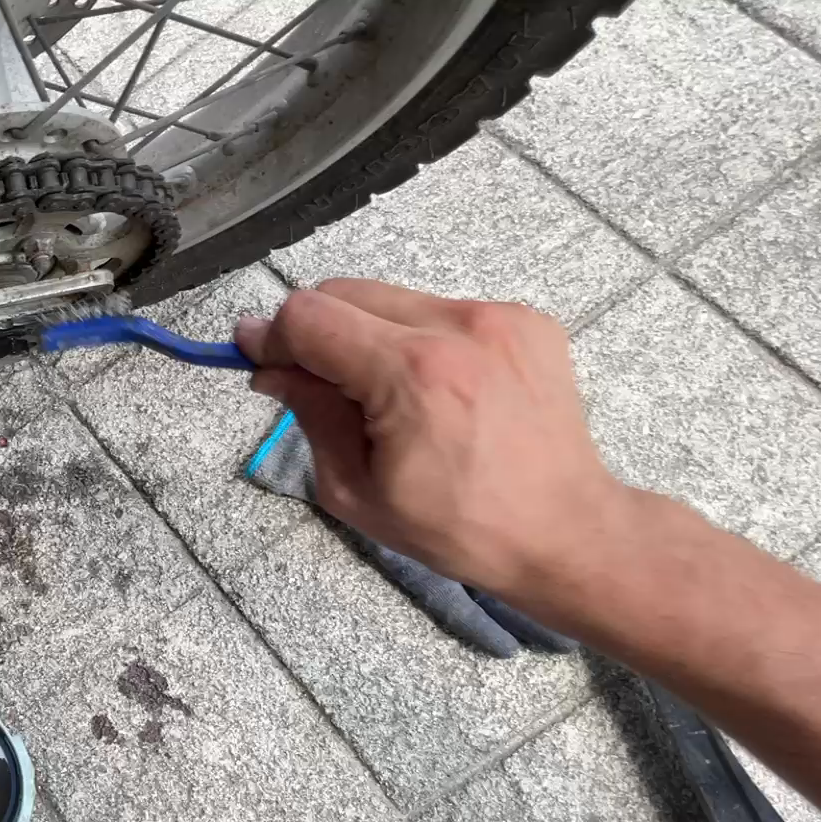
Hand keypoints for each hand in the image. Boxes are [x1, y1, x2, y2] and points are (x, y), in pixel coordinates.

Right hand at [234, 278, 632, 597]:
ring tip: (371, 391)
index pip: (308, 317)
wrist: (562, 529)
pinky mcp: (523, 319)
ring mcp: (497, 316)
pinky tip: (422, 387)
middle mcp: (457, 326)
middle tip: (307, 383)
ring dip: (357, 334)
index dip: (270, 338)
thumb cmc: (449, 525)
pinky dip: (406, 337)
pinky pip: (433, 308)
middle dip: (309, 333)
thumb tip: (271, 371)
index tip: (258, 364)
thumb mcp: (351, 488)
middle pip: (341, 292)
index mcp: (411, 375)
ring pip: (385, 297)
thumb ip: (309, 414)